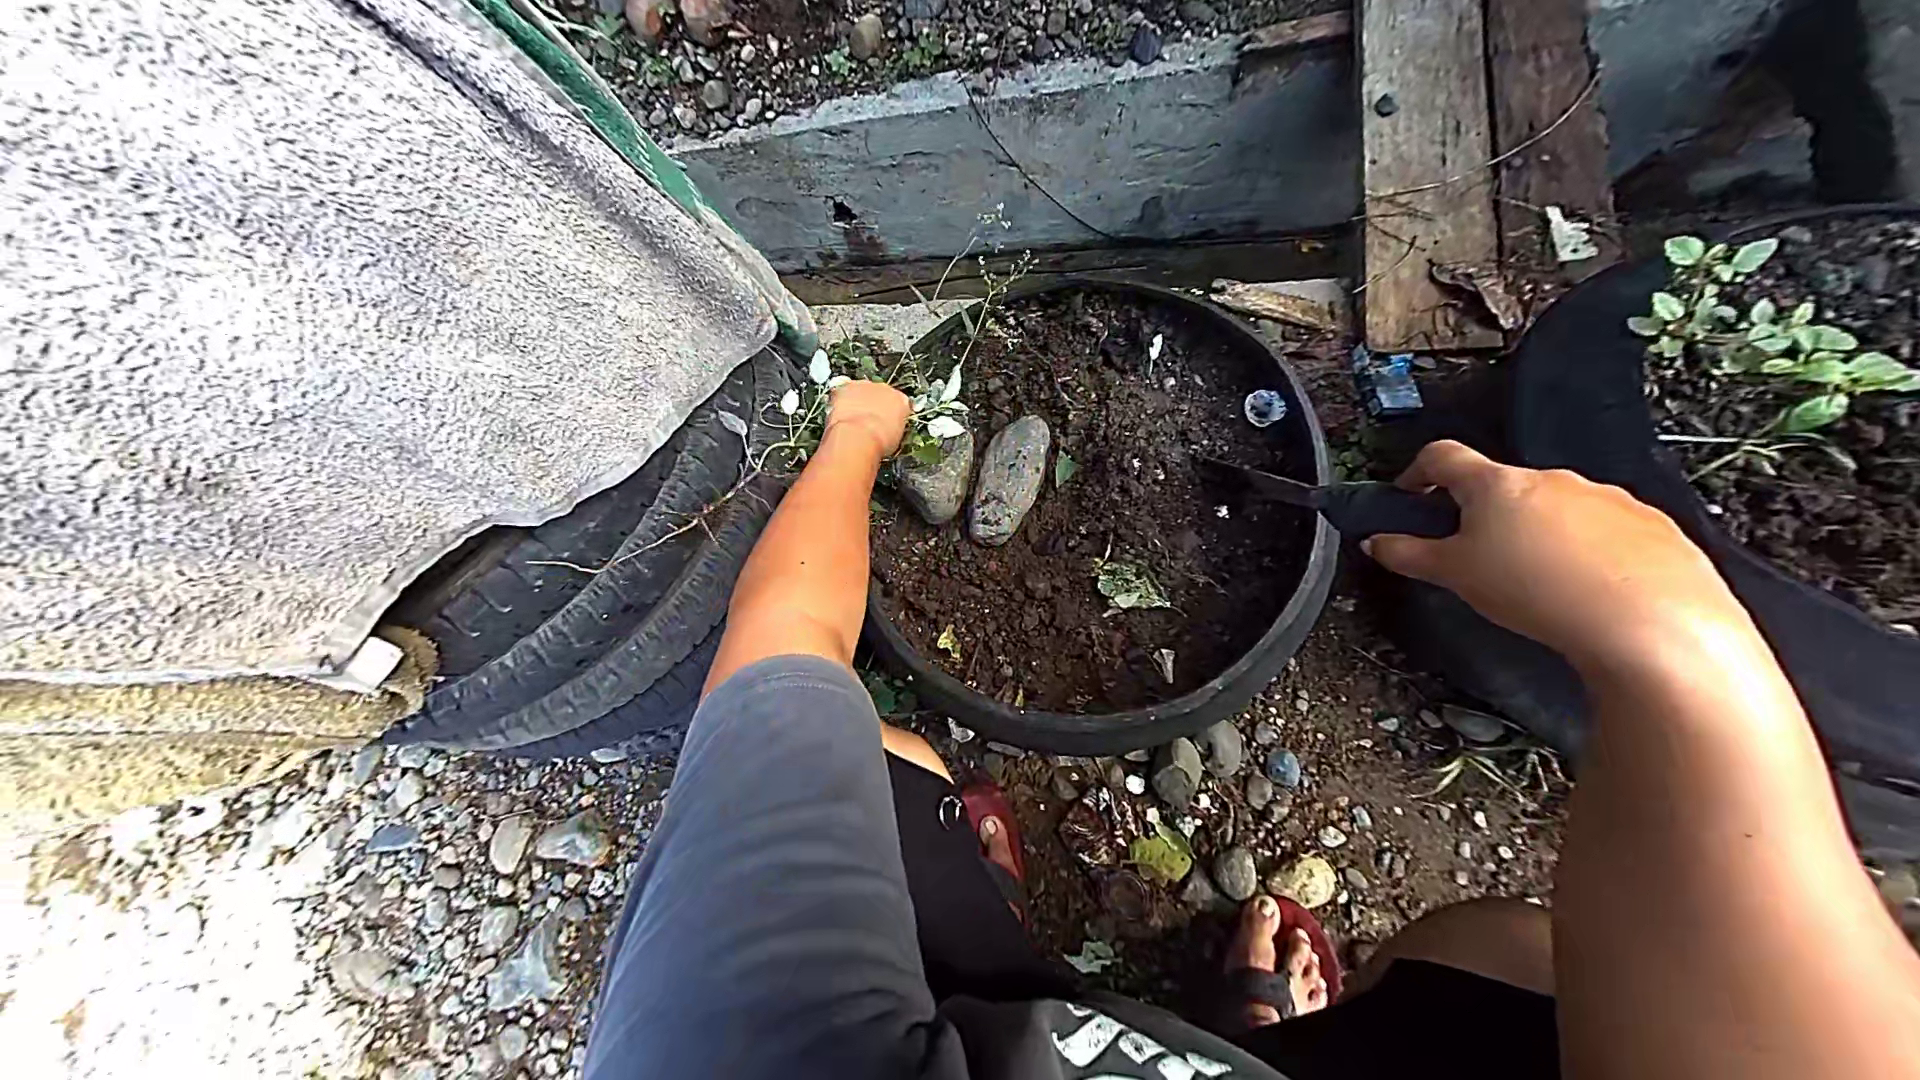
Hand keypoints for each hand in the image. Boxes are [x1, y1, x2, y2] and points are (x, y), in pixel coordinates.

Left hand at [824, 380, 910, 458]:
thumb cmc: (877, 441)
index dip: (891, 413)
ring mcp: (864, 386)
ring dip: (857, 402)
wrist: (858, 438)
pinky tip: (840, 415)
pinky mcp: (845, 387)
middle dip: (874, 405)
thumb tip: (888, 432)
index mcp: (901, 401)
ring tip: (853, 421)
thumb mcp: (895, 439)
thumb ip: (893, 428)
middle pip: (879, 393)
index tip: (886, 422)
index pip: (899, 402)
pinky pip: (843, 391)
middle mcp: (885, 389)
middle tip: (869, 422)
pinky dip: (840, 401)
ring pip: (860, 391)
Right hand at [1364, 441, 1754, 673]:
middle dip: (1476, 512)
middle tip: (1466, 553)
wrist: (1652, 626)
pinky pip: (1599, 527)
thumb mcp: (1451, 574)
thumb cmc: (1538, 590)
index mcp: (1497, 483)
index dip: (1416, 472)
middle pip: (1498, 484)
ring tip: (1525, 577)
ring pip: (1549, 505)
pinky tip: (1575, 585)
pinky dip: (1577, 547)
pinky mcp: (1653, 525)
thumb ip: (1405, 553)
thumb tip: (1376, 542)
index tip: (1409, 495)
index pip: (1442, 456)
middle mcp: (1553, 479)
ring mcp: (1608, 498)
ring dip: (1528, 529)